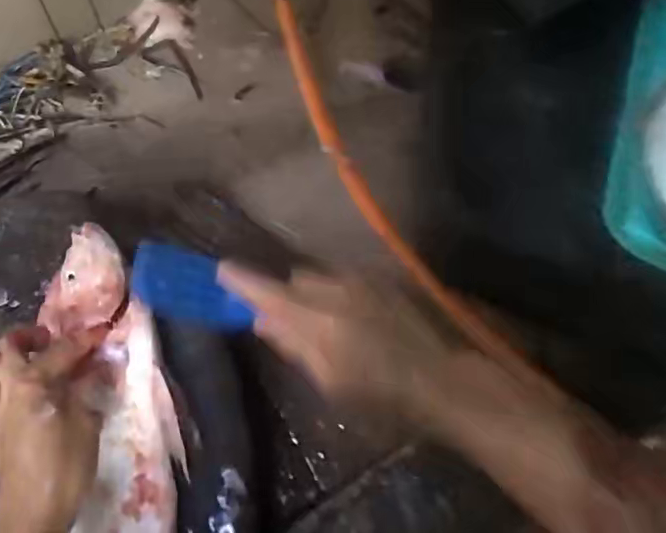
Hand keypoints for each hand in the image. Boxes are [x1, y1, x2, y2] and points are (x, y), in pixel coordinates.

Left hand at [0, 324, 107, 532]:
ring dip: (5, 368)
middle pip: (6, 348)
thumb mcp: (87, 426)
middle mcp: (8, 392)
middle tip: (49, 340)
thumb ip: (89, 392)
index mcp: (32, 381)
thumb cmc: (63, 467)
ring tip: (28, 370)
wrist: (32, 519)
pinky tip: (10, 421)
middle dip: (27, 336)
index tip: (101, 331)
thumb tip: (98, 367)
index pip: (61, 351)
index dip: (83, 340)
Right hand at [218, 263, 454, 424]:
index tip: (220, 270)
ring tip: (333, 321)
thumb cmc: (383, 395)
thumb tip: (260, 320)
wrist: (445, 380)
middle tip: (296, 321)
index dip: (240, 280)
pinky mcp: (378, 276)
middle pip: (292, 280)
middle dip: (288, 295)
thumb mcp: (331, 384)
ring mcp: (356, 278)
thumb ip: (293, 347)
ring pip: (318, 276)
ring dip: (315, 292)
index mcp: (314, 320)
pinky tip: (358, 316)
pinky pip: (343, 277)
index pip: (265, 291)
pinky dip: (339, 291)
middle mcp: (330, 289)